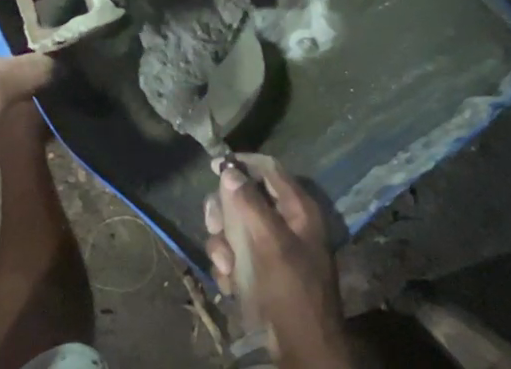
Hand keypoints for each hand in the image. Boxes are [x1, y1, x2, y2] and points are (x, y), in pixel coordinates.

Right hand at [206, 157, 350, 365]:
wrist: (297, 347)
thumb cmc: (289, 290)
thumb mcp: (270, 242)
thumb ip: (248, 203)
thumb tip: (228, 171)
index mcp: (297, 210)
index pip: (268, 169)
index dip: (241, 163)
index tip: (213, 166)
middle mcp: (283, 222)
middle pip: (241, 195)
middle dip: (224, 213)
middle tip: (217, 227)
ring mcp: (268, 247)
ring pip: (230, 225)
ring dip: (222, 245)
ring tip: (228, 266)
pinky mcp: (255, 269)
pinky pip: (229, 252)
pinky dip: (226, 266)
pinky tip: (231, 283)